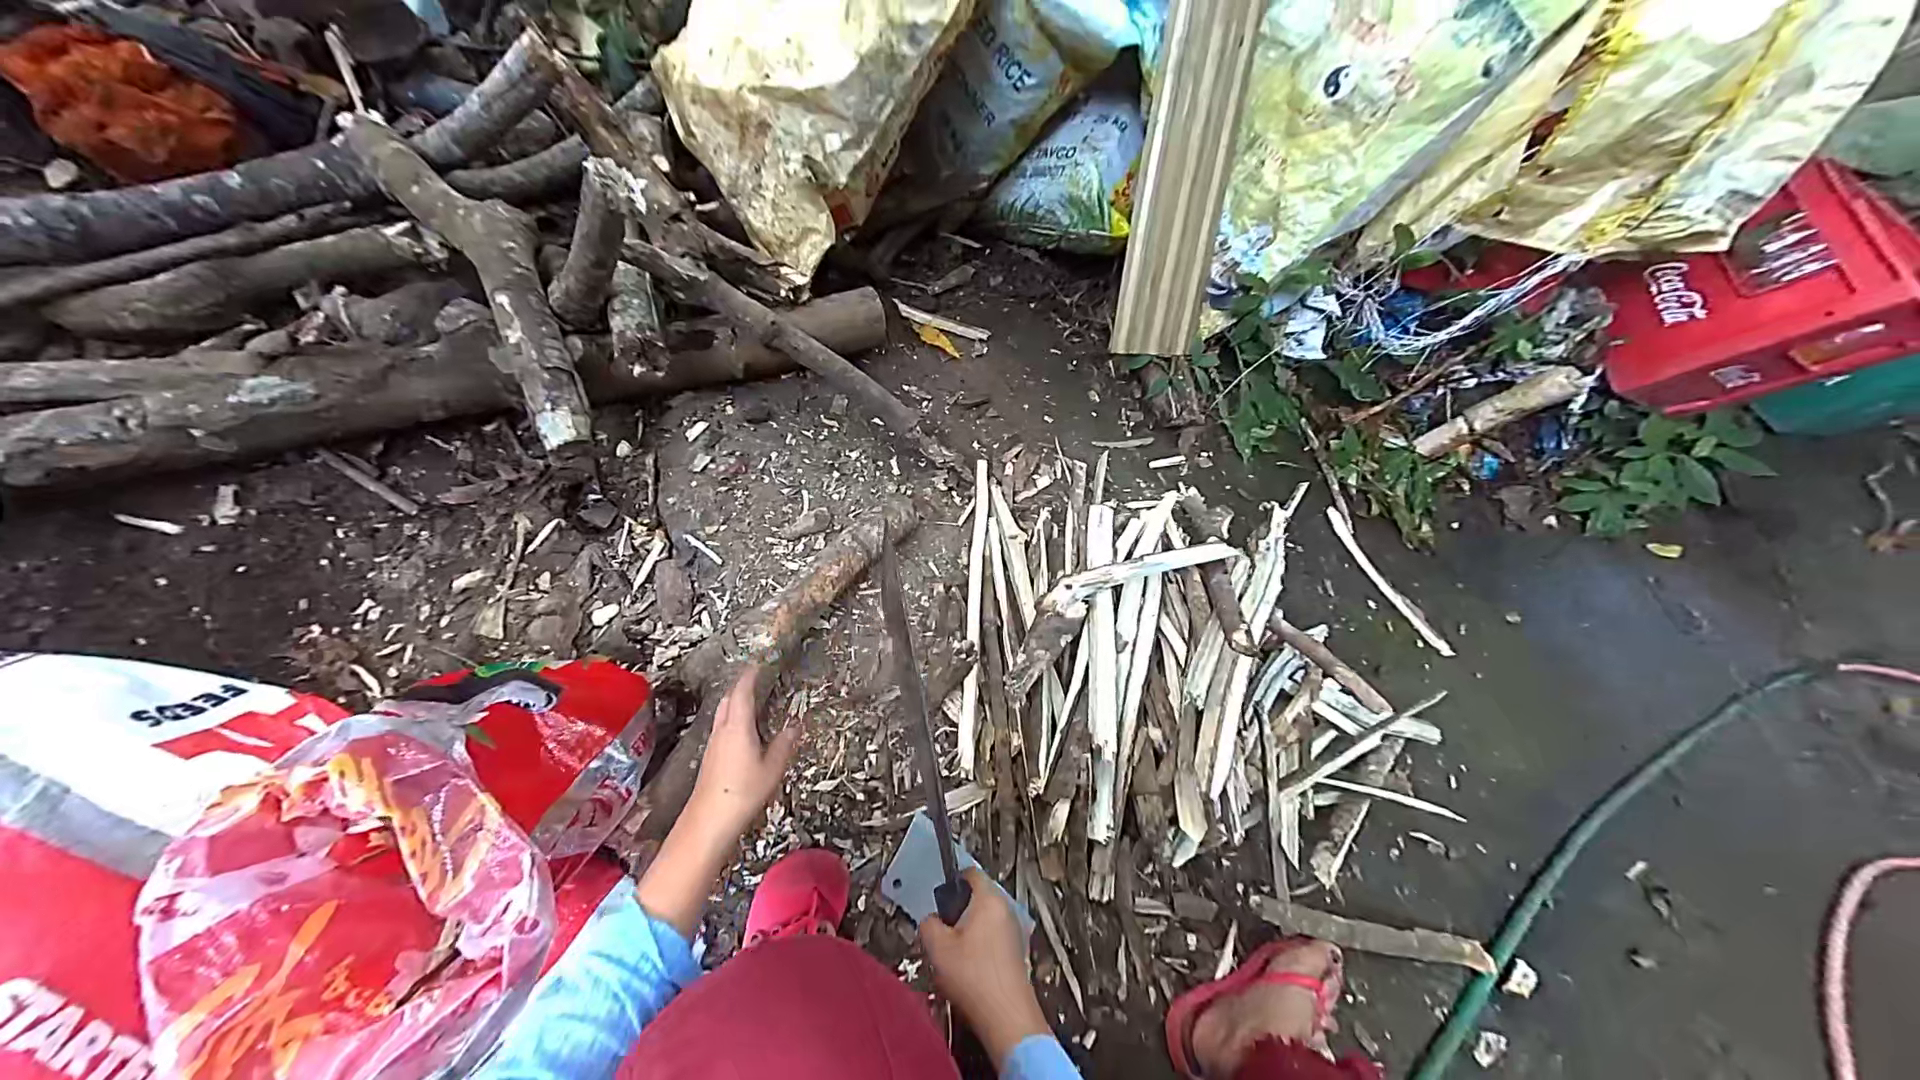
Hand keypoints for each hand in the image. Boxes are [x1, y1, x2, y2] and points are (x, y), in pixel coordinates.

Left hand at [638, 668, 800, 938]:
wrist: (708, 823)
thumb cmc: (742, 792)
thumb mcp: (773, 768)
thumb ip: (785, 744)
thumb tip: (795, 725)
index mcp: (737, 726)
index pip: (742, 692)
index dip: (750, 675)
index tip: (759, 663)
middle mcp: (721, 731)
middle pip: (728, 700)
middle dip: (741, 687)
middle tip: (757, 680)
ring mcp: (712, 745)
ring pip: (722, 714)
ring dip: (735, 703)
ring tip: (752, 701)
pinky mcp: (709, 759)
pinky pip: (722, 728)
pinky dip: (732, 720)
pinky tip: (743, 731)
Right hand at [919, 869, 1050, 1066]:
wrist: (1006, 1017)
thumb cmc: (976, 979)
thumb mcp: (937, 947)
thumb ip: (928, 924)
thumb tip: (930, 921)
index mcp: (988, 899)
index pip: (969, 872)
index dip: (952, 880)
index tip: (941, 894)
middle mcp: (1005, 909)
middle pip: (977, 897)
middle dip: (958, 910)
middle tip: (943, 928)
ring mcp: (1014, 930)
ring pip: (985, 919)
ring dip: (968, 930)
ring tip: (954, 953)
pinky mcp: (1017, 952)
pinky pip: (993, 938)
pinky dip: (981, 946)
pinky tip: (969, 968)